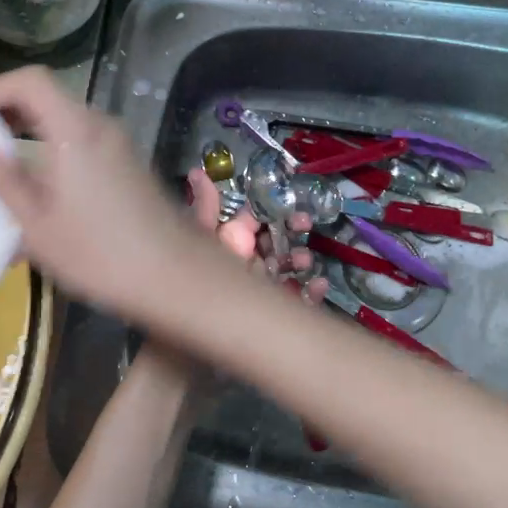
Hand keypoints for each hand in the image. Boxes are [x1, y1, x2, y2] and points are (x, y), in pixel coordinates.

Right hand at [0, 67, 211, 309]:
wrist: (175, 274)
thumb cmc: (99, 253)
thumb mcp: (38, 227)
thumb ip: (7, 184)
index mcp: (74, 129)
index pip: (31, 80)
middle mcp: (99, 125)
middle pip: (50, 97)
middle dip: (11, 112)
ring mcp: (119, 142)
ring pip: (67, 121)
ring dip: (34, 133)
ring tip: (4, 168)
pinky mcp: (130, 162)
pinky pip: (84, 141)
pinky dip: (57, 149)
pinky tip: (41, 189)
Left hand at [183, 167, 327, 301]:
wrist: (189, 334)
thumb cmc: (197, 277)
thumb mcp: (200, 238)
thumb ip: (205, 208)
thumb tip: (197, 172)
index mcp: (235, 241)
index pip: (260, 219)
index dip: (276, 208)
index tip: (290, 201)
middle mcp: (252, 260)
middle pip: (279, 240)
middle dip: (293, 230)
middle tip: (304, 223)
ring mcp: (265, 285)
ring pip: (290, 268)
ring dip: (301, 259)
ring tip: (303, 259)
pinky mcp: (276, 310)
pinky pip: (300, 301)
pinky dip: (312, 292)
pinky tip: (318, 285)